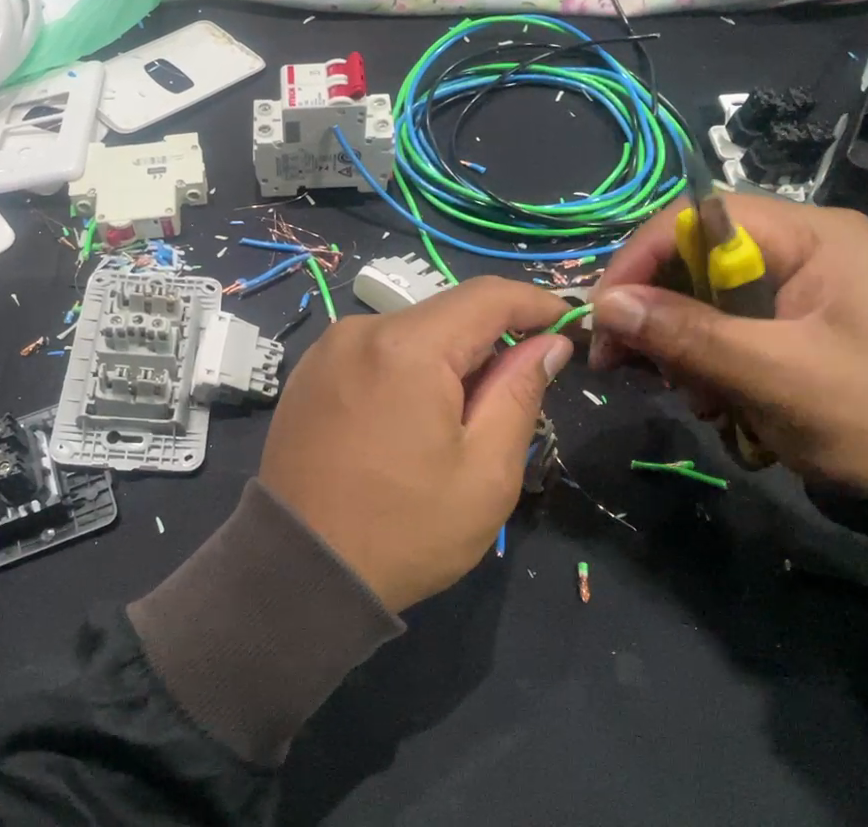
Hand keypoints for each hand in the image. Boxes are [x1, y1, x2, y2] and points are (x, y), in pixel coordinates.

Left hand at [259, 278, 575, 612]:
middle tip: (515, 398)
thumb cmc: (403, 530)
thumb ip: (519, 393)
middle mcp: (358, 331)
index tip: (569, 324)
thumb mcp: (485, 472)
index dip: (535, 303)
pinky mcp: (306, 377)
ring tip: (459, 424)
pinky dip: (405, 373)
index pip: (487, 296)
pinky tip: (410, 423)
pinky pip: (372, 355)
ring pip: (408, 335)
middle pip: (445, 315)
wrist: (298, 569)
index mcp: (405, 347)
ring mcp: (324, 352)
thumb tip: (549, 343)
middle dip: (490, 344)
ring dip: (446, 362)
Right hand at [590, 195, 867, 494]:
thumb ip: (689, 334)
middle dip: (656, 312)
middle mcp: (802, 248)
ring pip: (698, 296)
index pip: (700, 217)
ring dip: (678, 346)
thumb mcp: (775, 376)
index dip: (642, 257)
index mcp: (814, 237)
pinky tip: (711, 399)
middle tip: (624, 363)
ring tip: (690, 396)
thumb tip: (605, 304)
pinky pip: (719, 326)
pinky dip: (701, 362)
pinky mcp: (787, 323)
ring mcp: (795, 287)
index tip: (604, 313)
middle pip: (693, 258)